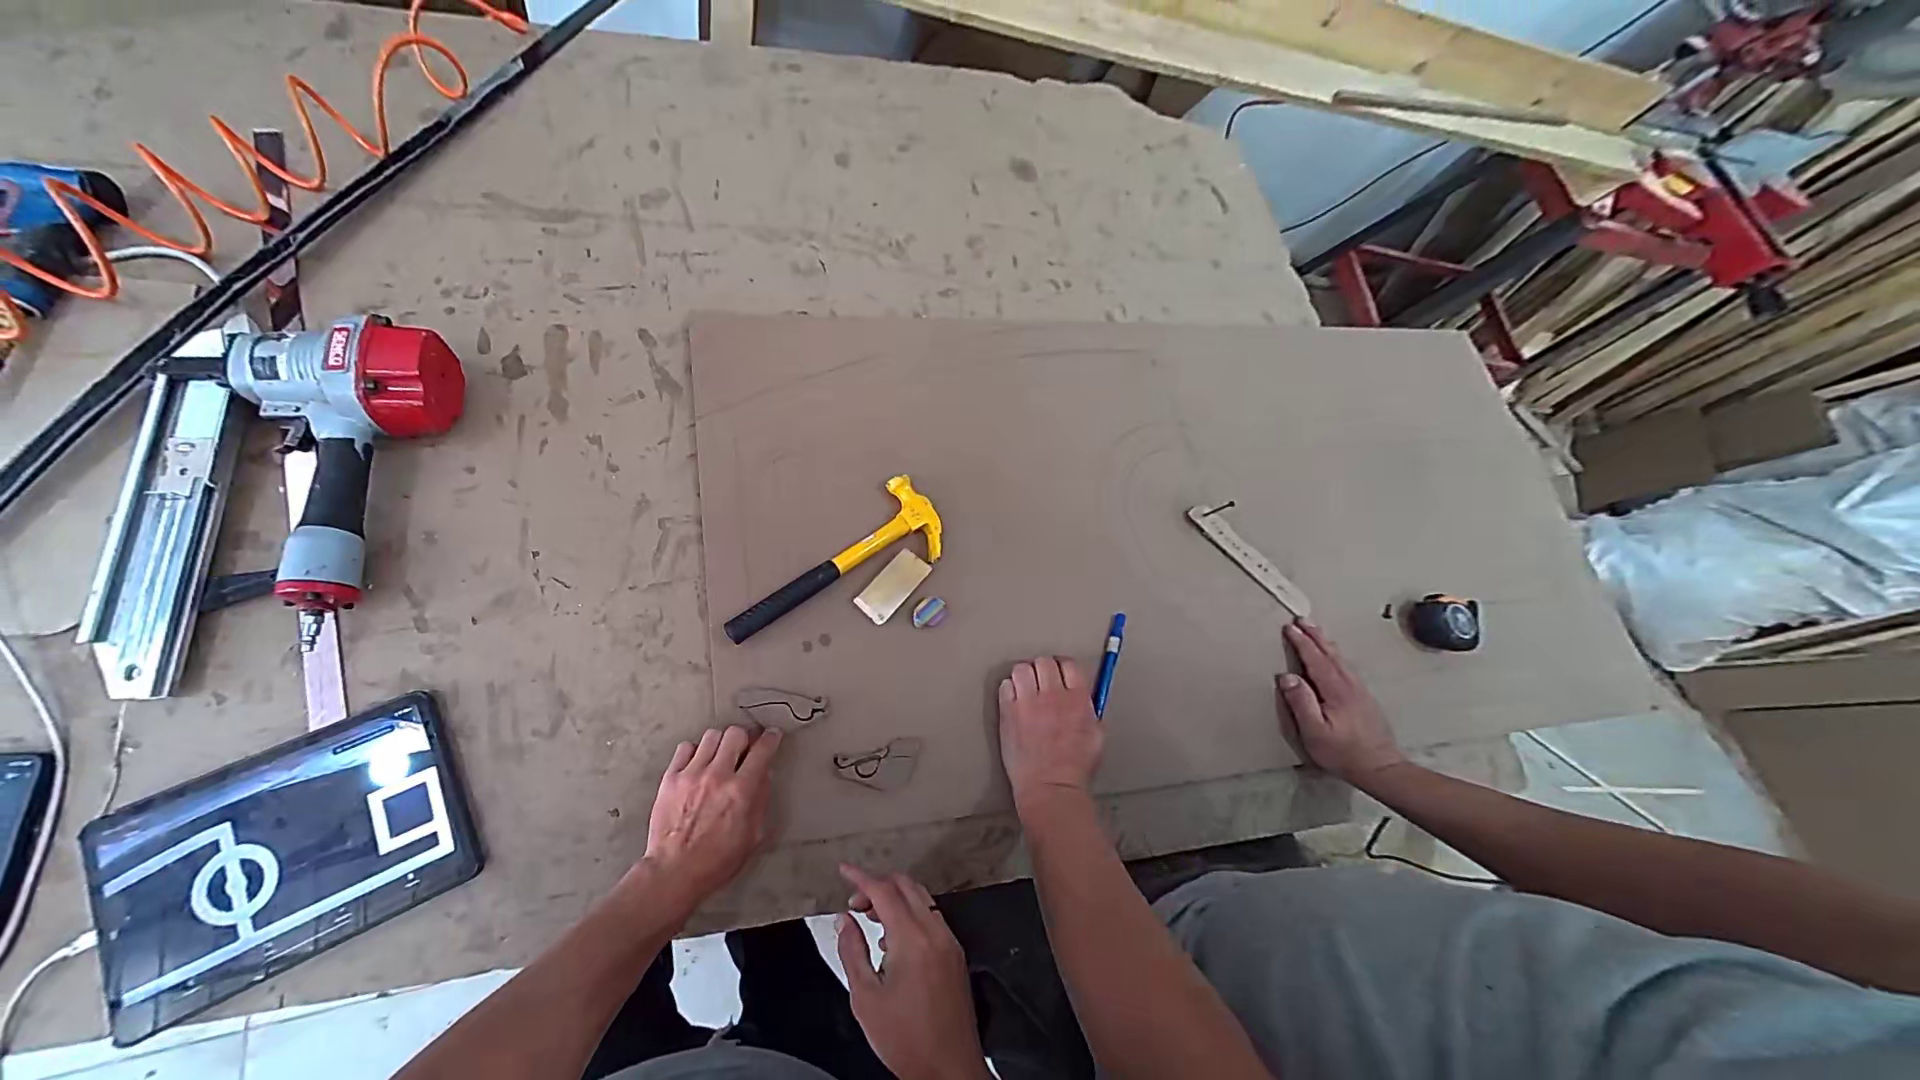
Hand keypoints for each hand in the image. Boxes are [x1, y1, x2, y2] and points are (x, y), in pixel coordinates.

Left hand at [640, 725, 781, 911]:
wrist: (674, 872)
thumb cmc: (716, 860)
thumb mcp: (753, 834)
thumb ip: (761, 799)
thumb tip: (765, 775)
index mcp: (741, 790)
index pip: (762, 749)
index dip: (771, 738)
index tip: (772, 736)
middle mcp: (717, 776)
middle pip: (736, 733)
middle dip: (745, 738)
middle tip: (745, 747)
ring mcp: (691, 775)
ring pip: (712, 736)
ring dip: (721, 743)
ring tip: (721, 755)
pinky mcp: (670, 779)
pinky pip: (685, 748)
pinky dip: (695, 751)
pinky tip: (698, 764)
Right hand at [835, 865, 988, 1079]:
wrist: (948, 1069)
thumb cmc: (907, 1040)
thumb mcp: (865, 998)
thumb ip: (852, 951)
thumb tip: (844, 920)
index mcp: (913, 939)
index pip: (885, 890)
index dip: (861, 877)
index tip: (844, 870)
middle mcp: (935, 932)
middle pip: (906, 885)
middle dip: (878, 885)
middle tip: (855, 901)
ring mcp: (949, 941)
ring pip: (921, 898)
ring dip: (895, 897)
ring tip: (870, 918)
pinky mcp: (955, 953)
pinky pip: (931, 916)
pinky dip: (911, 912)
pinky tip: (893, 938)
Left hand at [996, 656, 1103, 805]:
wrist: (1049, 788)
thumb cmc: (1074, 769)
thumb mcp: (1096, 736)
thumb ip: (1090, 710)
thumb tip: (1084, 697)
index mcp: (1078, 700)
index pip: (1070, 664)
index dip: (1065, 668)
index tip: (1062, 674)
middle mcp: (1053, 696)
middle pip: (1045, 661)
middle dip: (1045, 670)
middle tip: (1044, 682)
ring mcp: (1028, 703)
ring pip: (1022, 669)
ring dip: (1025, 676)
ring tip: (1027, 689)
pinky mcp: (1008, 712)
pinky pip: (1005, 686)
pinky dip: (1010, 689)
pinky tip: (1015, 701)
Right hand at [1278, 621, 1406, 786]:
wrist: (1381, 768)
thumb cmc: (1343, 753)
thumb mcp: (1314, 732)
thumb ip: (1301, 703)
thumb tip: (1287, 677)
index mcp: (1336, 691)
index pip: (1315, 660)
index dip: (1301, 643)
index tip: (1289, 627)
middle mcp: (1350, 686)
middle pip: (1330, 654)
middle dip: (1315, 636)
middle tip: (1302, 620)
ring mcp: (1360, 691)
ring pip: (1340, 660)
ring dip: (1326, 643)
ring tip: (1315, 632)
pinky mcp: (1364, 699)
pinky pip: (1346, 668)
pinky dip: (1335, 656)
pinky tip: (1333, 657)